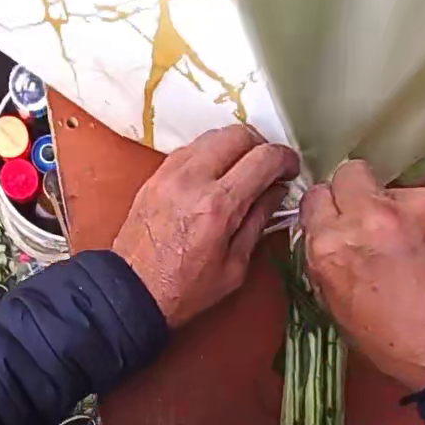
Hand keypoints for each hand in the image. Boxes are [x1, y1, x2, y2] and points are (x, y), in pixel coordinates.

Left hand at [111, 125, 298, 328]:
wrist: (133, 291)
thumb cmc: (186, 289)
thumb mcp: (235, 266)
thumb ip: (258, 221)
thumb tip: (276, 191)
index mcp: (218, 206)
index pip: (263, 158)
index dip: (285, 158)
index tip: (291, 169)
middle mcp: (193, 179)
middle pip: (239, 133)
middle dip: (262, 146)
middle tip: (268, 169)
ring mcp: (170, 173)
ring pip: (213, 135)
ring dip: (235, 147)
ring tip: (243, 172)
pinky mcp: (155, 175)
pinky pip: (191, 148)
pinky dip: (210, 154)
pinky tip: (216, 176)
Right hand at [300, 161, 424, 390]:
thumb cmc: (396, 340)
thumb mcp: (336, 304)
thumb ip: (325, 257)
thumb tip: (325, 232)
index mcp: (330, 247)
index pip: (315, 198)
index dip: (328, 212)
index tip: (339, 222)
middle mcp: (367, 218)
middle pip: (349, 174)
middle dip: (355, 195)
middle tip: (370, 222)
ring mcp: (410, 204)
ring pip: (390, 185)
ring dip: (394, 208)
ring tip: (410, 244)